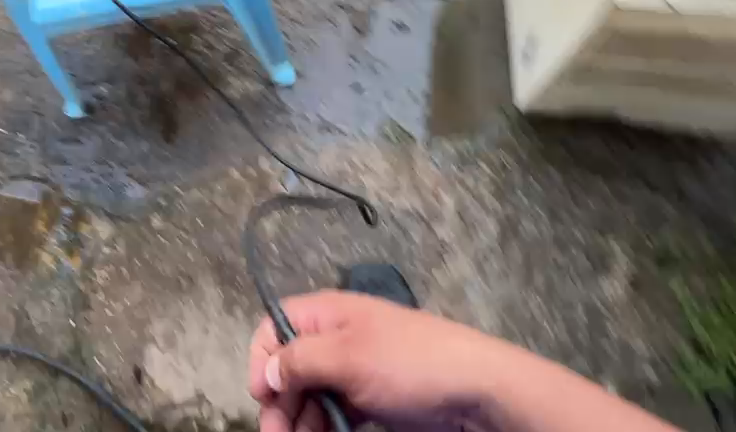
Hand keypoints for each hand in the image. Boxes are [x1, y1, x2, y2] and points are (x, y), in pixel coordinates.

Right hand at [246, 291, 511, 431]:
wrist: (474, 390)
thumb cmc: (408, 363)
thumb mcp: (349, 357)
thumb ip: (302, 360)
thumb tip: (269, 370)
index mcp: (328, 314)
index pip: (277, 324)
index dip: (263, 357)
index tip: (262, 395)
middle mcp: (336, 338)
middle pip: (290, 366)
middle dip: (279, 401)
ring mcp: (355, 370)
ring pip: (311, 394)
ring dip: (298, 420)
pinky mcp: (372, 400)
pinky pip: (335, 412)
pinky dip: (324, 427)